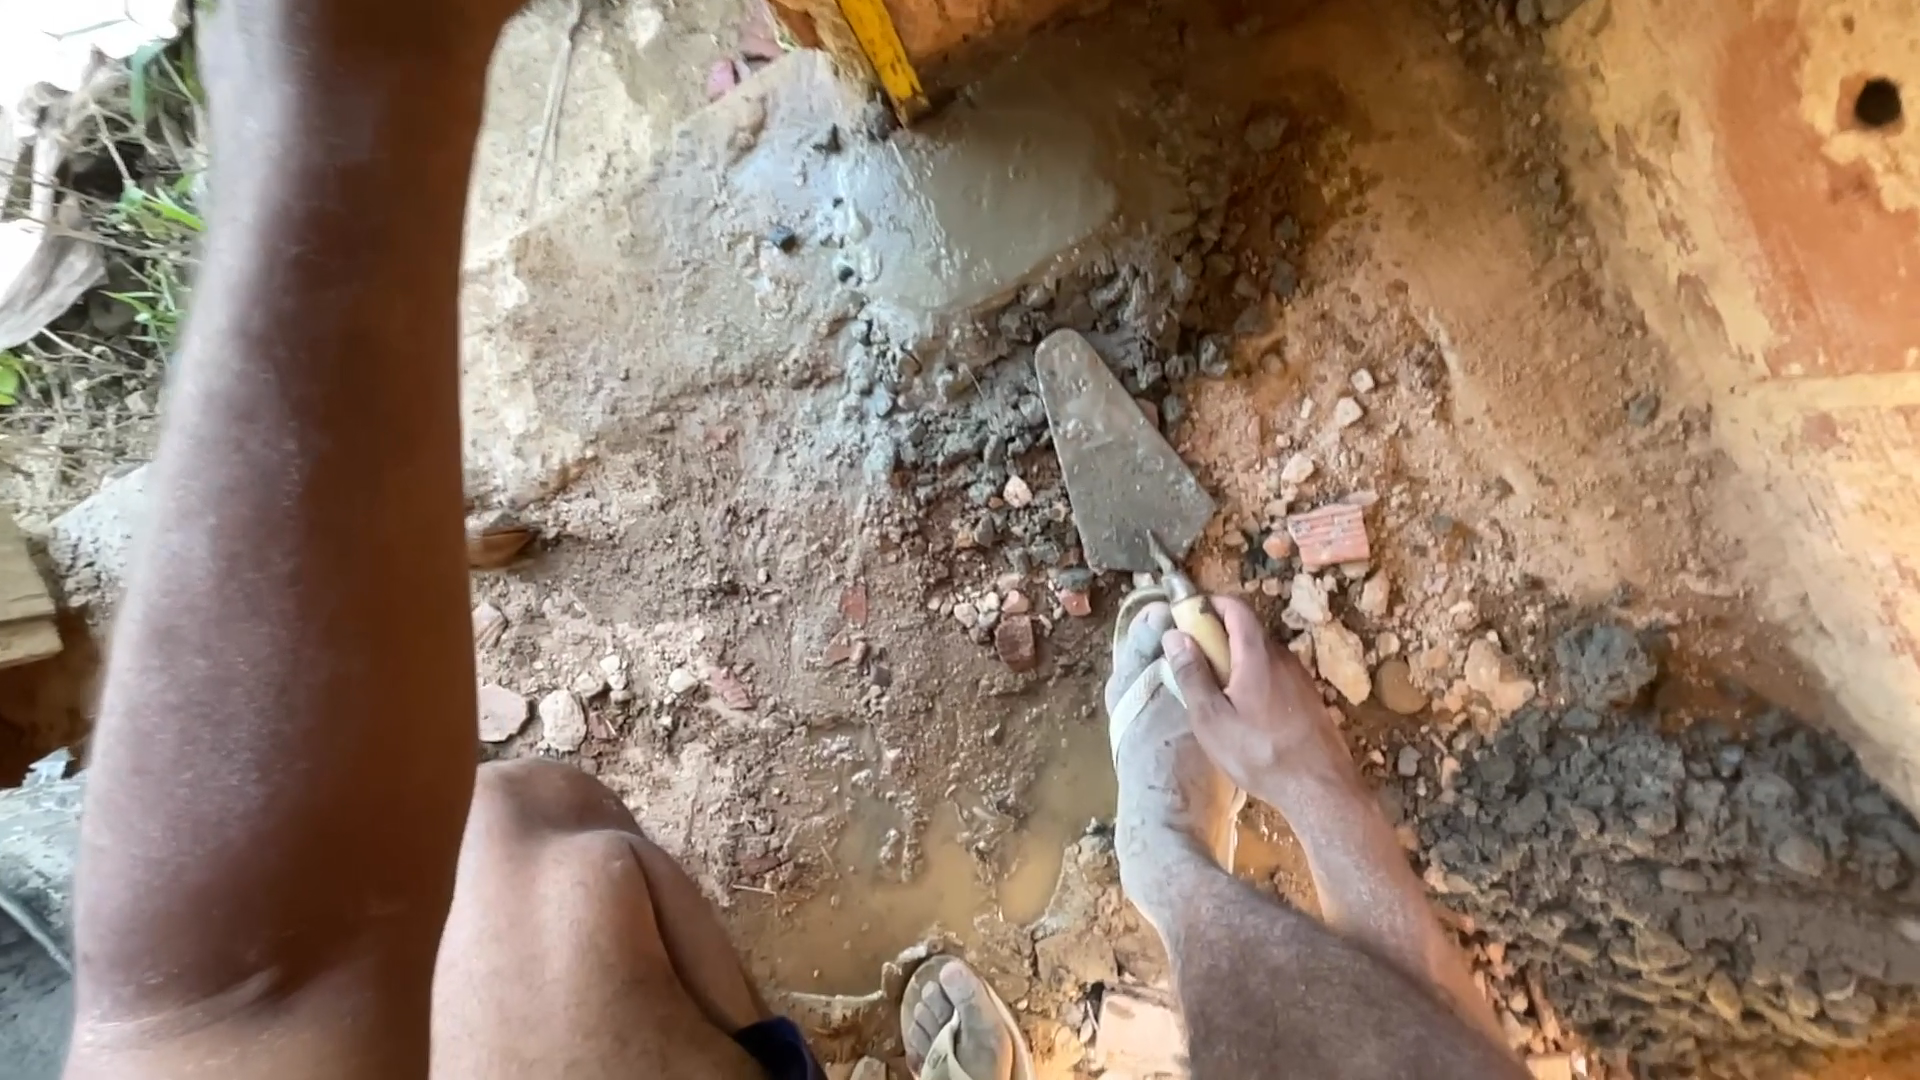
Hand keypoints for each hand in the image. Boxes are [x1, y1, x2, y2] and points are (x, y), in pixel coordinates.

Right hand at [1161, 597, 1359, 806]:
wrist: (1321, 793)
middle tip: (1193, 667)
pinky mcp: (1307, 698)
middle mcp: (1282, 658)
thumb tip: (1174, 635)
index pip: (1236, 607)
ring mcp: (1299, 677)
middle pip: (1246, 630)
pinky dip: (1251, 679)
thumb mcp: (1211, 718)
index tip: (1186, 620)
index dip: (1209, 605)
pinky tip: (1243, 714)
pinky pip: (1272, 674)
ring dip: (1233, 662)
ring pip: (1258, 654)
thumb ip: (1191, 673)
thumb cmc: (1259, 754)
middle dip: (1215, 638)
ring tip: (1215, 697)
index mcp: (1257, 655)